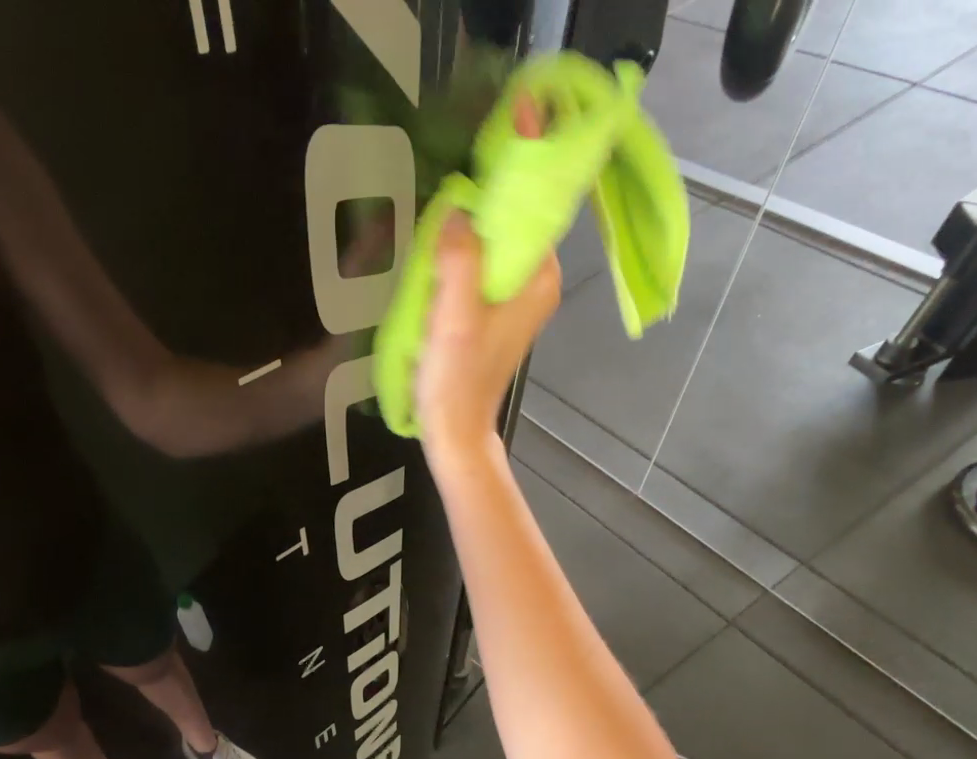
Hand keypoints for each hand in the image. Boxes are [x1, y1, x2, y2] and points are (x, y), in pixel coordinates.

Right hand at [414, 99, 560, 452]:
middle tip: (459, 159)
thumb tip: (459, 210)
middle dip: (491, 188)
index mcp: (538, 276)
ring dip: (473, 218)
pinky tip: (439, 243)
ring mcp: (514, 296)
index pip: (536, 203)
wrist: (454, 432)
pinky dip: (464, 247)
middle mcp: (535, 280)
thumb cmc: (457, 378)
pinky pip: (481, 263)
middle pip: (515, 218)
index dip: (524, 160)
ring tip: (446, 192)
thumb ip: (460, 259)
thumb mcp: (455, 318)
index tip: (518, 108)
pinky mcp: (492, 310)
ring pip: (495, 240)